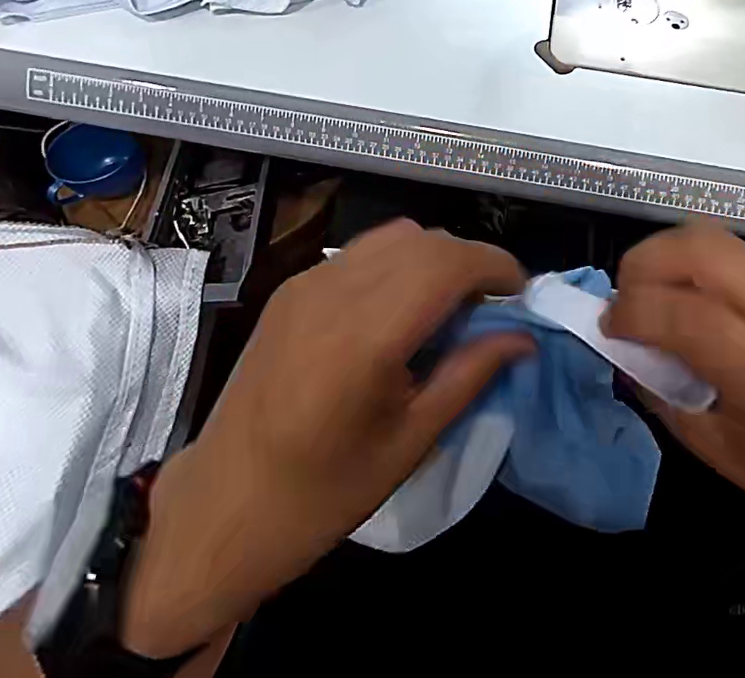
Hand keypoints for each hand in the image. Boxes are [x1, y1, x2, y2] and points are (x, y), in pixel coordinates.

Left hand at [122, 220, 530, 656]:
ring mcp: (306, 284)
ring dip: (434, 257)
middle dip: (469, 261)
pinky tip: (401, 308)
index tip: (520, 293)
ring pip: (393, 236)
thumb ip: (470, 375)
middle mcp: (333, 292)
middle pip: (424, 240)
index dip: (494, 266)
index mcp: (365, 336)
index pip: (446, 263)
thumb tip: (522, 337)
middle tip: (491, 305)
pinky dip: (398, 262)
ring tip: (450, 305)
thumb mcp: (410, 442)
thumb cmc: (322, 493)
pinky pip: (360, 253)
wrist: (221, 507)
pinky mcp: (290, 289)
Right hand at [602, 224, 744, 557]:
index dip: (633, 309)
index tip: (608, 323)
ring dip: (676, 258)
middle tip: (628, 291)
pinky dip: (714, 270)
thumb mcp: (706, 441)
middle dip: (648, 260)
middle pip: (704, 248)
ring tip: (663, 293)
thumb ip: (656, 382)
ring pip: (723, 239)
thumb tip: (617, 335)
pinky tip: (715, 304)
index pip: (685, 313)